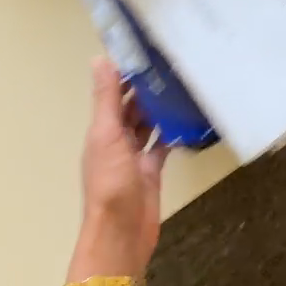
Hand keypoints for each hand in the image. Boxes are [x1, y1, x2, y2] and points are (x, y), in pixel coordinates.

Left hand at [69, 58, 167, 281]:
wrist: (122, 234)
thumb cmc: (112, 184)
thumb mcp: (107, 135)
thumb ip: (107, 99)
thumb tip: (100, 58)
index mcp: (101, 130)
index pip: (112, 94)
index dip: (126, 74)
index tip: (148, 52)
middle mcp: (115, 140)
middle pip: (130, 108)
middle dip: (146, 89)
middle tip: (172, 66)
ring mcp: (134, 157)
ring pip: (146, 125)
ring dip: (158, 109)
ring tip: (181, 86)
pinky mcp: (151, 171)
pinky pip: (161, 146)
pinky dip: (171, 133)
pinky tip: (186, 120)